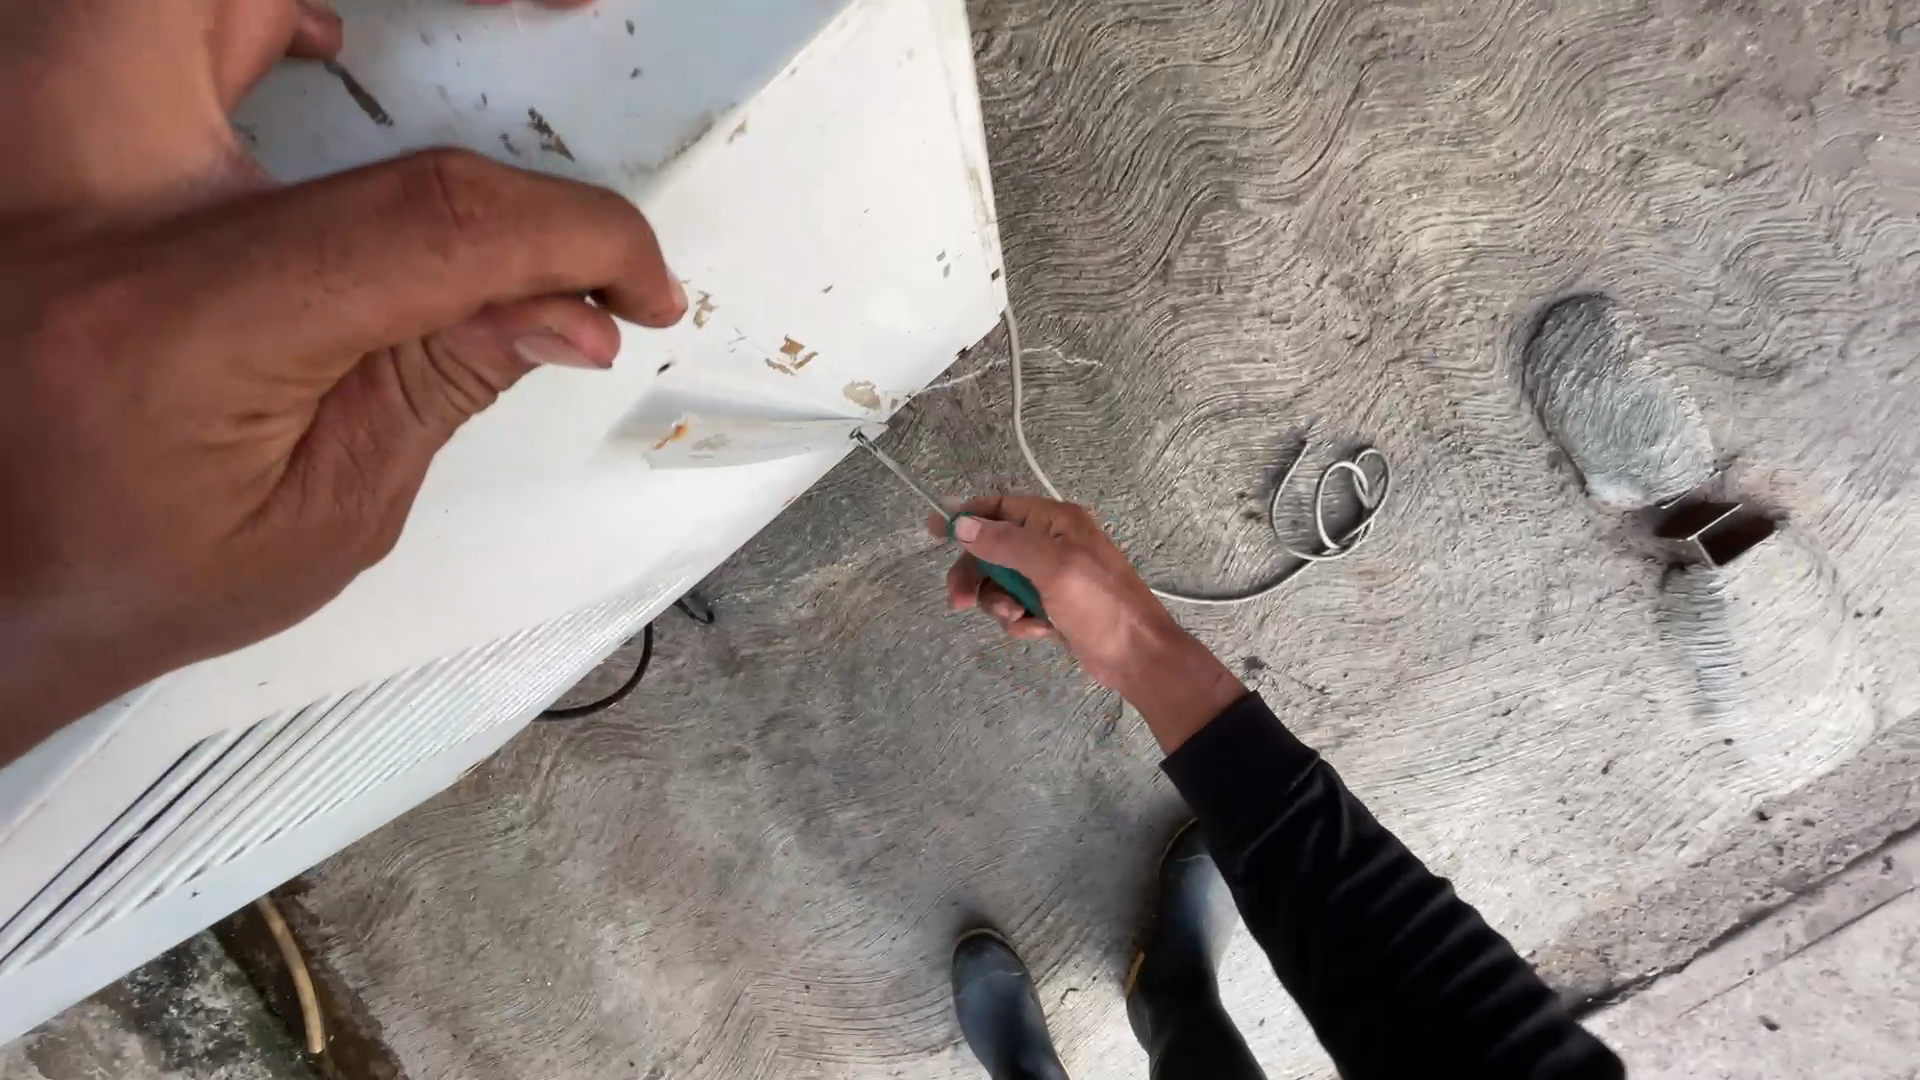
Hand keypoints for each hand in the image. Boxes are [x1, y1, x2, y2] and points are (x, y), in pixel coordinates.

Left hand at [0, 0, 685, 760]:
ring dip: (325, 5)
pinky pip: (118, 18)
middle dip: (444, 5)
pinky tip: (316, 48)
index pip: (437, 223)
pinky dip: (240, 12)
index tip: (639, 280)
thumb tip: (577, 318)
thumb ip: (453, 380)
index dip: (576, 238)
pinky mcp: (10, 141)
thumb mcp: (341, 504)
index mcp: (179, 325)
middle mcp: (67, 198)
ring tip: (453, 38)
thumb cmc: (138, 570)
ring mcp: (12, 148)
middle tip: (556, 16)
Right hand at [930, 497, 1244, 752]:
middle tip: (958, 602)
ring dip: (1001, 604)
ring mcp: (1053, 576)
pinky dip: (1022, 621)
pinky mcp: (1053, 605)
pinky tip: (1041, 631)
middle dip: (976, 575)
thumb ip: (1005, 543)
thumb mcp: (1051, 567)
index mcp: (1055, 521)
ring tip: (1019, 618)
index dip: (965, 517)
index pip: (999, 508)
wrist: (1137, 656)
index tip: (933, 530)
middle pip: (992, 549)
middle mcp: (1052, 543)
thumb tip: (962, 524)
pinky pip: (1018, 607)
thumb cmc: (1099, 604)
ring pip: (1001, 583)